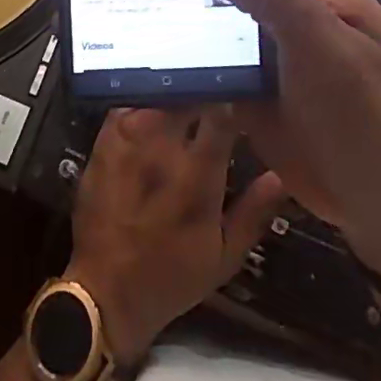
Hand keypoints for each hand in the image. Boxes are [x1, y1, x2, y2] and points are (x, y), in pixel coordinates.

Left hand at [65, 106, 285, 359]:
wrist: (107, 287)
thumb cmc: (173, 276)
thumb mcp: (225, 255)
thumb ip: (254, 212)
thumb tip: (281, 176)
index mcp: (197, 178)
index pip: (219, 118)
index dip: (232, 101)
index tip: (242, 95)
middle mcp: (159, 151)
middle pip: (183, 100)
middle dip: (201, 94)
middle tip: (212, 94)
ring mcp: (125, 145)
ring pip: (151, 99)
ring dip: (170, 96)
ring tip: (183, 97)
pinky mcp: (100, 146)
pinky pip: (120, 110)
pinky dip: (139, 105)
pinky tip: (149, 109)